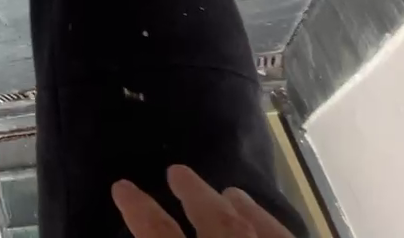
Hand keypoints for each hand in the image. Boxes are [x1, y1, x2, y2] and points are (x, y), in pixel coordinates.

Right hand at [111, 165, 296, 237]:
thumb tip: (134, 231)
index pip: (159, 233)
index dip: (139, 209)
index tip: (122, 187)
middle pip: (218, 222)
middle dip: (197, 196)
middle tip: (178, 172)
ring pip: (264, 234)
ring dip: (248, 212)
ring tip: (233, 194)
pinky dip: (281, 233)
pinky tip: (275, 230)